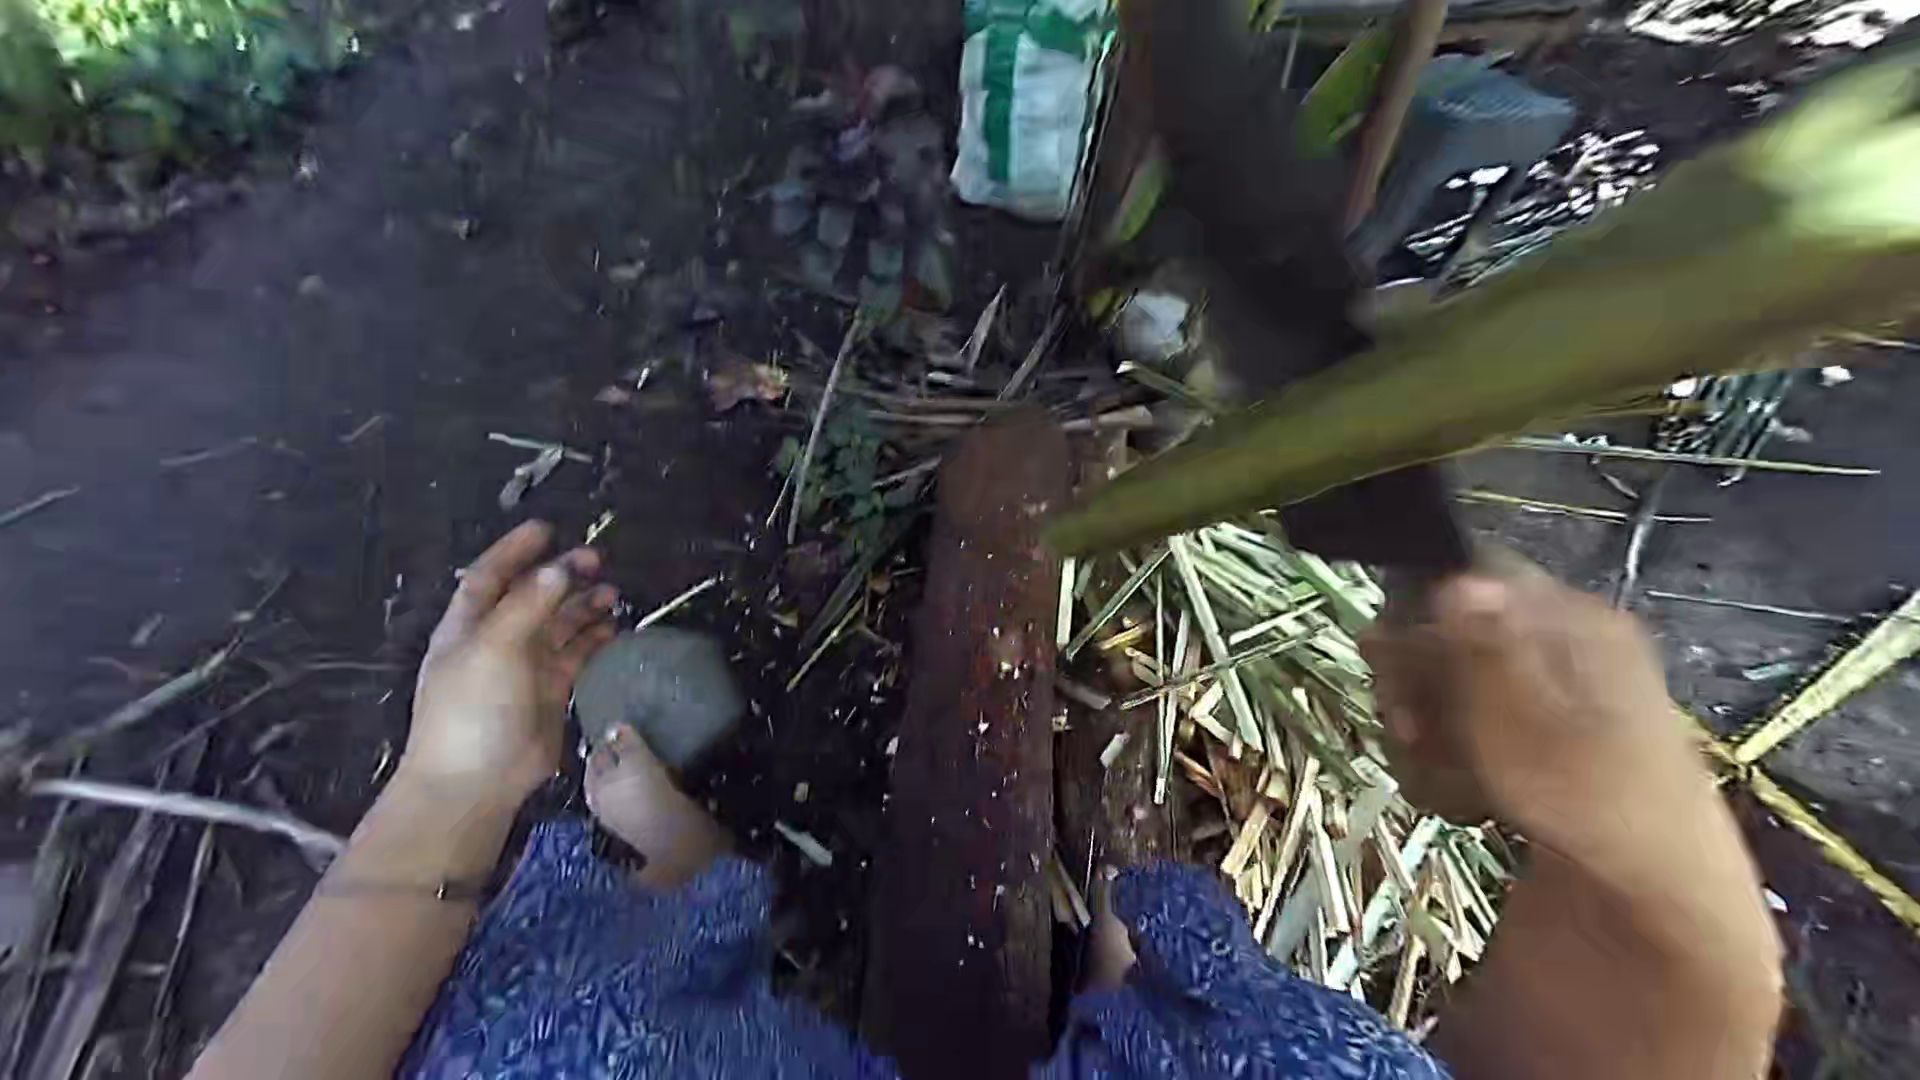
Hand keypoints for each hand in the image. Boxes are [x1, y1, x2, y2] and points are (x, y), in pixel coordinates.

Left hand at [401, 521, 618, 808]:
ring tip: (612, 593)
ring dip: (584, 605)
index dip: (514, 551)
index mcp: (470, 627)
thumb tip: (561, 568)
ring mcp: (527, 665)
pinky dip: (595, 636)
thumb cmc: (472, 708)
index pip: (490, 577)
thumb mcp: (494, 648)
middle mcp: (498, 640)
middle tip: (596, 560)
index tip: (547, 529)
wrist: (477, 780)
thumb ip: (529, 605)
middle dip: (562, 576)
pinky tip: (613, 627)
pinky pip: (577, 652)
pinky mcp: (553, 687)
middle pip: (533, 597)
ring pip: (560, 623)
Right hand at [1362, 571, 1712, 852]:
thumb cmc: (1581, 795)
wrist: (1649, 892)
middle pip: (1439, 628)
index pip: (1459, 573)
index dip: (1409, 613)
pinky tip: (1456, 777)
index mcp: (1567, 618)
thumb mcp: (1516, 715)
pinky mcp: (1530, 717)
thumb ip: (1476, 643)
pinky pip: (1462, 710)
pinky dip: (1445, 744)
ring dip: (1421, 722)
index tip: (1389, 664)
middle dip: (1408, 681)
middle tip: (1408, 729)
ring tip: (1434, 766)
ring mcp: (1543, 679)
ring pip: (1441, 676)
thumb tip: (1455, 577)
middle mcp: (1555, 636)